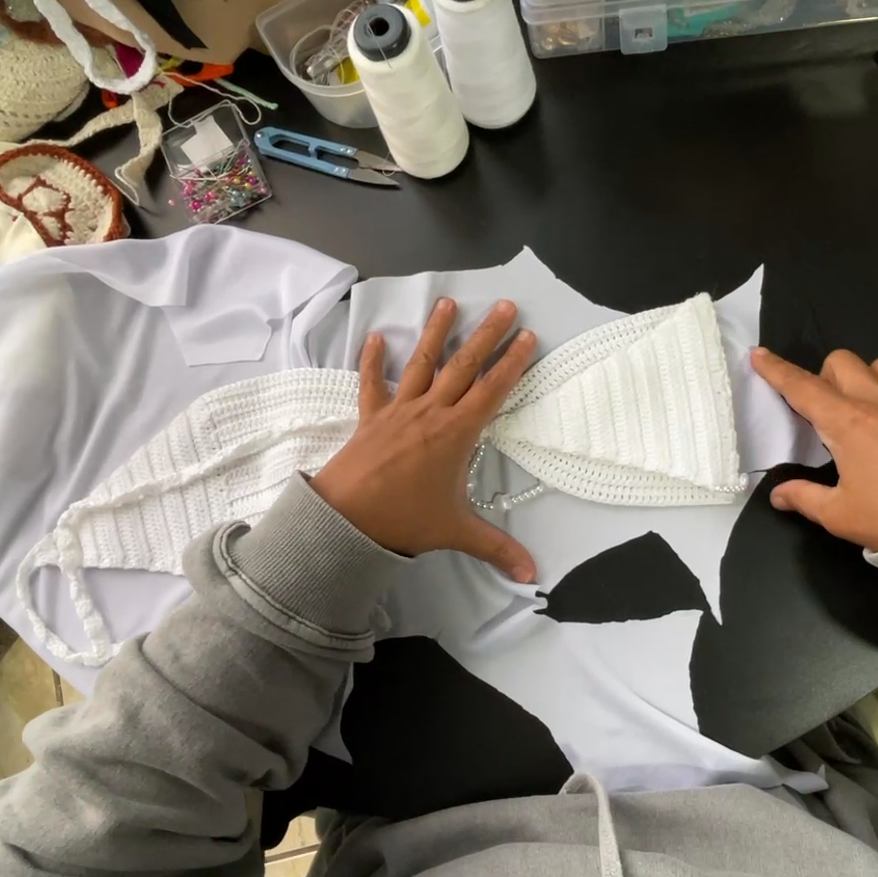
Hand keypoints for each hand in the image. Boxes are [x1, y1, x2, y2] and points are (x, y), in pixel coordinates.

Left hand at [311, 298, 539, 581]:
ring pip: (422, 363)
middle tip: (504, 304)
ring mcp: (398, 411)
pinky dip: (372, 360)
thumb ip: (497, 548)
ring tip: (447, 301)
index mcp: (456, 433)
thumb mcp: (456, 532)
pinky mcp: (370, 417)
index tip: (527, 335)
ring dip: (436, 332)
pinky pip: (372, 383)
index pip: (492, 389)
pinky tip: (373, 338)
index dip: (512, 361)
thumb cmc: (404, 520)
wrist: (344, 519)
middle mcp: (430, 412)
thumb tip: (533, 575)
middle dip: (486, 334)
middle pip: (463, 365)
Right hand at [751, 347, 877, 552]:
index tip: (759, 355)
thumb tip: (779, 494)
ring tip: (866, 408)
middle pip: (843, 362)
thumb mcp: (842, 516)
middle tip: (825, 408)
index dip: (776, 370)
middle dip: (825, 375)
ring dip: (866, 378)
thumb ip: (805, 498)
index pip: (801, 386)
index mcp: (846, 422)